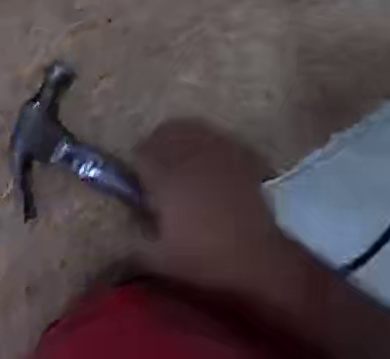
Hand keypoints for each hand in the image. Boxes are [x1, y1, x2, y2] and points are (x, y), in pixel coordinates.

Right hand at [133, 119, 306, 300]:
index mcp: (164, 173)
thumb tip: (126, 235)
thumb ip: (136, 244)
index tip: (141, 184)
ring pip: (190, 129)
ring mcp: (217, 145)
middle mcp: (188, 150)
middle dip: (157, 148)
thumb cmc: (208, 257)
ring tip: (186, 165)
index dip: (137, 168)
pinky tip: (214, 167)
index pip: (139, 153)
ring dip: (182, 142)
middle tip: (160, 172)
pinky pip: (216, 137)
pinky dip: (208, 147)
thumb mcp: (162, 261)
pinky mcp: (241, 150)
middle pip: (163, 133)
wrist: (263, 254)